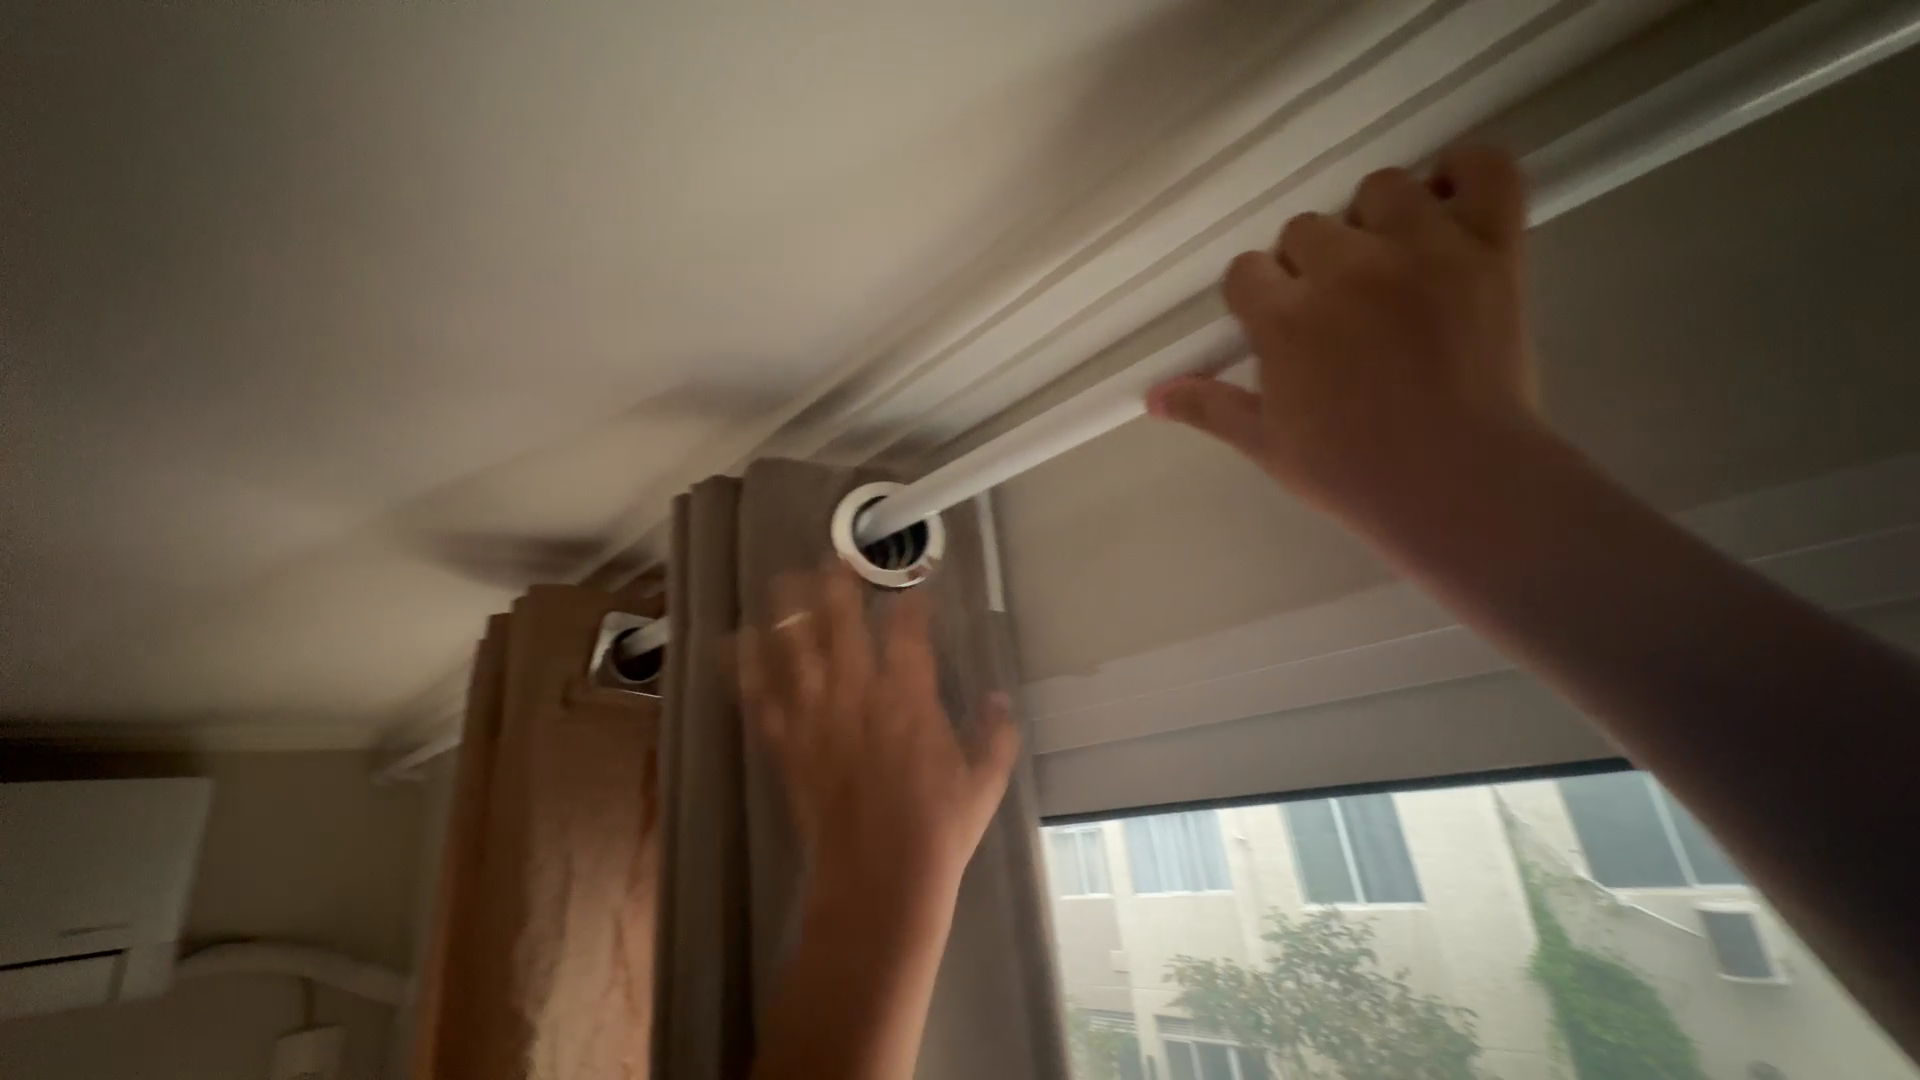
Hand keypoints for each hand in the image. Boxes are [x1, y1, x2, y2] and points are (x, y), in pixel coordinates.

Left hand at [738, 562, 1018, 905]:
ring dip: (788, 611)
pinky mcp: (788, 746)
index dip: (913, 603)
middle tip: (833, 557)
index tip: (915, 588)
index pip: (910, 631)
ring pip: (796, 650)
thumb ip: (996, 733)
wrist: (879, 880)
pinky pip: (761, 698)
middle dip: (837, 586)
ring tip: (782, 580)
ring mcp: (817, 719)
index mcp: (909, 698)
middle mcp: (858, 695)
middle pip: (842, 624)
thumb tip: (1001, 698)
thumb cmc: (938, 830)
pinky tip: (735, 642)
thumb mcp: (985, 781)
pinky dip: (746, 668)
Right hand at [1147, 144, 1542, 526]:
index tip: (1273, 326)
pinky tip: (1446, 202)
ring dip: (1373, 220)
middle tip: (1331, 310)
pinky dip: (1466, 172)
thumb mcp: (1266, 443)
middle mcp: (1348, 270)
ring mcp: (1423, 252)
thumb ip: (1209, 407)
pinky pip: (1486, 170)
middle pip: (1305, 228)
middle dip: (1306, 266)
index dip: (1255, 297)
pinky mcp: (1491, 250)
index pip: (1245, 271)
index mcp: (1287, 319)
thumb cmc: (1350, 471)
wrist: (1458, 483)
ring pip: (1382, 189)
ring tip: (1385, 263)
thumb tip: (1152, 396)